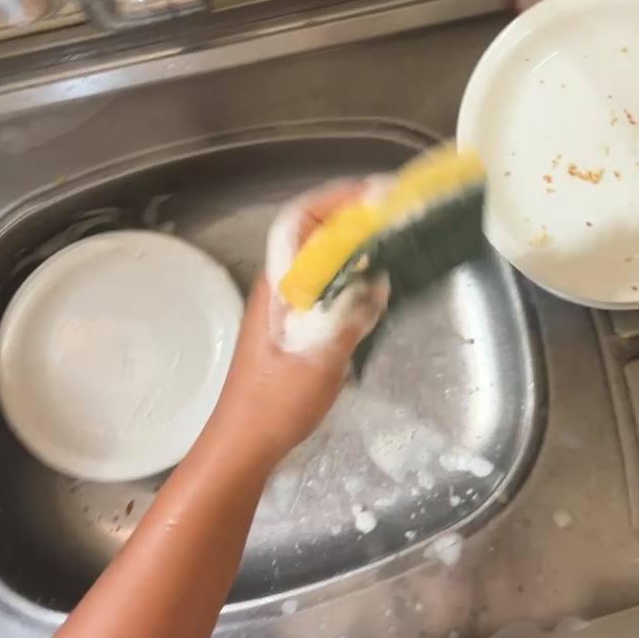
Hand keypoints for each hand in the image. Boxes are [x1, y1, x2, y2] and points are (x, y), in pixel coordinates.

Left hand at [197, 184, 388, 469]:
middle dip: (352, 215)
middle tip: (395, 213)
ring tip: (393, 238)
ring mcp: (287, 304)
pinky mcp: (296, 324)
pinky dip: (353, 271)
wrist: (244, 444)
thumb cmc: (274, 404)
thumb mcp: (318, 362)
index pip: (301, 220)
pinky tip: (377, 284)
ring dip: (354, 242)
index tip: (378, 193)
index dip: (338, 199)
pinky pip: (327, 281)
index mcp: (280, 285)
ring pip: (321, 257)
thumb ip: (347, 318)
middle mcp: (281, 285)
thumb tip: (377, 280)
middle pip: (313, 232)